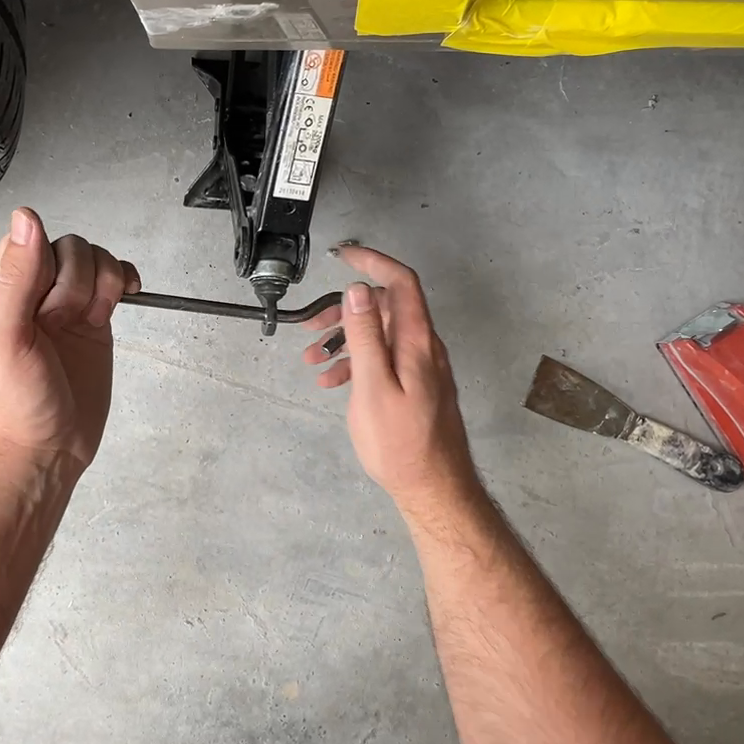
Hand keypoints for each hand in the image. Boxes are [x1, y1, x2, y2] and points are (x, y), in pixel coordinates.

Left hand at [0, 208, 138, 478]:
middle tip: (61, 326)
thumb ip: (18, 276)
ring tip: (89, 323)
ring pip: (94, 259)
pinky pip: (114, 279)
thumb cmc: (13, 401)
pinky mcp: (95, 320)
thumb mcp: (7, 336)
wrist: (45, 451)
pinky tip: (125, 296)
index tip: (44, 309)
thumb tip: (26, 214)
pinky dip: (123, 280)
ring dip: (101, 285)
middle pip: (68, 247)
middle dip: (74, 284)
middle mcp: (32, 291)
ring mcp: (66, 305)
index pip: (28, 241)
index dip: (46, 267)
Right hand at [302, 244, 477, 504]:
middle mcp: (423, 347)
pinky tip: (333, 381)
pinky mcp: (416, 385)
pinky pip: (383, 360)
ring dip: (344, 339)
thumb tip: (359, 291)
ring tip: (313, 359)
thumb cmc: (401, 444)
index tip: (343, 256)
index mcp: (416, 341)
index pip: (401, 283)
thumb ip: (366, 336)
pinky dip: (356, 363)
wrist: (433, 487)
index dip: (372, 262)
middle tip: (310, 325)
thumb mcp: (373, 387)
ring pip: (380, 335)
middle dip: (344, 310)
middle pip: (384, 308)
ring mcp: (421, 366)